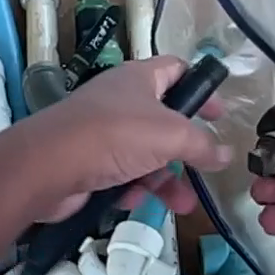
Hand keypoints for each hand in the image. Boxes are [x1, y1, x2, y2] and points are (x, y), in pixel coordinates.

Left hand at [2, 56, 233, 222]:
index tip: (219, 113)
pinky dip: (133, 187)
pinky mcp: (88, 161)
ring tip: (182, 204)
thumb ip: (202, 144)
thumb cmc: (115, 135)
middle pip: (163, 121)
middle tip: (203, 166)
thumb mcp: (171, 136)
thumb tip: (225, 153)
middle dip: (185, 149)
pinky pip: (122, 173)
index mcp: (139, 79)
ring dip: (165, 179)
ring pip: (145, 154)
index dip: (201, 88)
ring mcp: (102, 131)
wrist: (49, 166)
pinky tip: (135, 201)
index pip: (177, 69)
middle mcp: (120, 100)